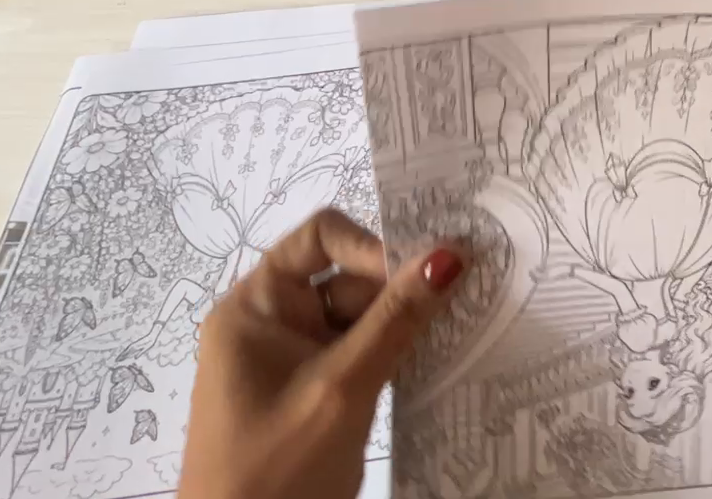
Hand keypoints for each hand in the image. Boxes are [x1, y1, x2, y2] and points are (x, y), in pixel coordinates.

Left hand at [177, 209, 466, 498]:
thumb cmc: (275, 472)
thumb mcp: (342, 388)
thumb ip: (397, 317)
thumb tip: (451, 253)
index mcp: (255, 306)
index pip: (320, 239)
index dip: (371, 246)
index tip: (418, 275)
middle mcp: (273, 320)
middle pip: (350, 274)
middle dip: (398, 286)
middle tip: (457, 296)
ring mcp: (295, 355)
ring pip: (365, 310)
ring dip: (405, 318)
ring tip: (453, 323)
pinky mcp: (318, 386)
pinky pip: (366, 344)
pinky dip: (398, 345)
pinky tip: (434, 350)